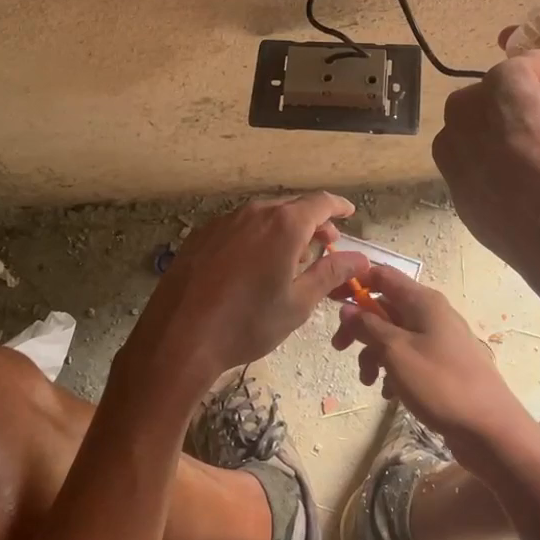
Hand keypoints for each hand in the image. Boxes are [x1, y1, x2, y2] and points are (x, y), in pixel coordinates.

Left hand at [127, 193, 368, 387]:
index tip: (348, 213)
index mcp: (283, 225)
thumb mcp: (298, 303)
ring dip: (283, 229)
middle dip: (312, 221)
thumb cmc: (247, 323)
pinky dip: (256, 236)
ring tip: (291, 258)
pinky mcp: (201, 236)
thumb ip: (331, 274)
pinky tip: (253, 264)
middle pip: (291, 207)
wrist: (180, 336)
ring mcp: (223, 222)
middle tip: (325, 243)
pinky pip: (238, 227)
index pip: (320, 203)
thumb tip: (360, 258)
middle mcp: (254, 213)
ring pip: (263, 216)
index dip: (338, 206)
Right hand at [329, 265, 528, 453]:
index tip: (332, 301)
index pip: (383, 275)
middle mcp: (432, 313)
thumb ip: (369, 326)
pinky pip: (410, 357)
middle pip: (386, 307)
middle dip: (361, 327)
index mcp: (423, 301)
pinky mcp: (444, 365)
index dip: (356, 283)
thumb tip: (348, 307)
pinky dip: (394, 370)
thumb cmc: (440, 384)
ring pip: (395, 336)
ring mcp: (440, 339)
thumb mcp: (396, 352)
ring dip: (375, 354)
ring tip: (368, 382)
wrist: (490, 429)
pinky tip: (389, 394)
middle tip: (339, 349)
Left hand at [432, 51, 539, 319]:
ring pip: (452, 136)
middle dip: (498, 87)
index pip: (503, 77)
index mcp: (522, 137)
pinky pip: (456, 171)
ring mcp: (473, 197)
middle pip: (466, 103)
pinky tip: (515, 160)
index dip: (530, 62)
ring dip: (480, 119)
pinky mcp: (475, 222)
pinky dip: (475, 152)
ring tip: (524, 125)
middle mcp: (483, 164)